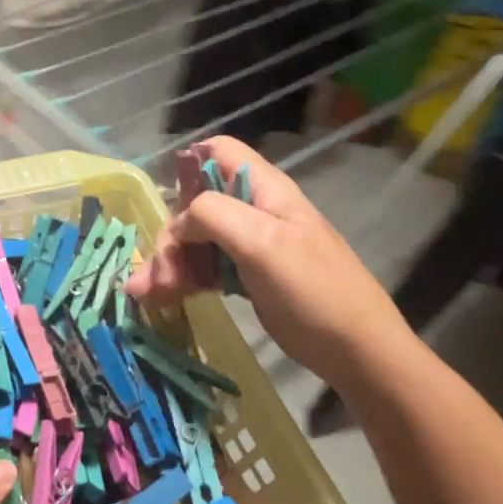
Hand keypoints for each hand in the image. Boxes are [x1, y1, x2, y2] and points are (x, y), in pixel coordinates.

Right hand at [125, 136, 413, 387]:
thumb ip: (212, 215)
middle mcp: (254, 210)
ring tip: (146, 294)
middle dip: (169, 236)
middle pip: (196, 204)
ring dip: (168, 262)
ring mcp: (251, 244)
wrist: (356, 351)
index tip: (171, 205)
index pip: (218, 151)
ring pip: (196, 239)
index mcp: (264, 189)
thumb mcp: (262, 242)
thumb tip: (179, 225)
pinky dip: (182, 278)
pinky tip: (163, 297)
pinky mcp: (247, 275)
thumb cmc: (313, 290)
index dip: (188, 166)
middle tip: (154, 276)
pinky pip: (205, 266)